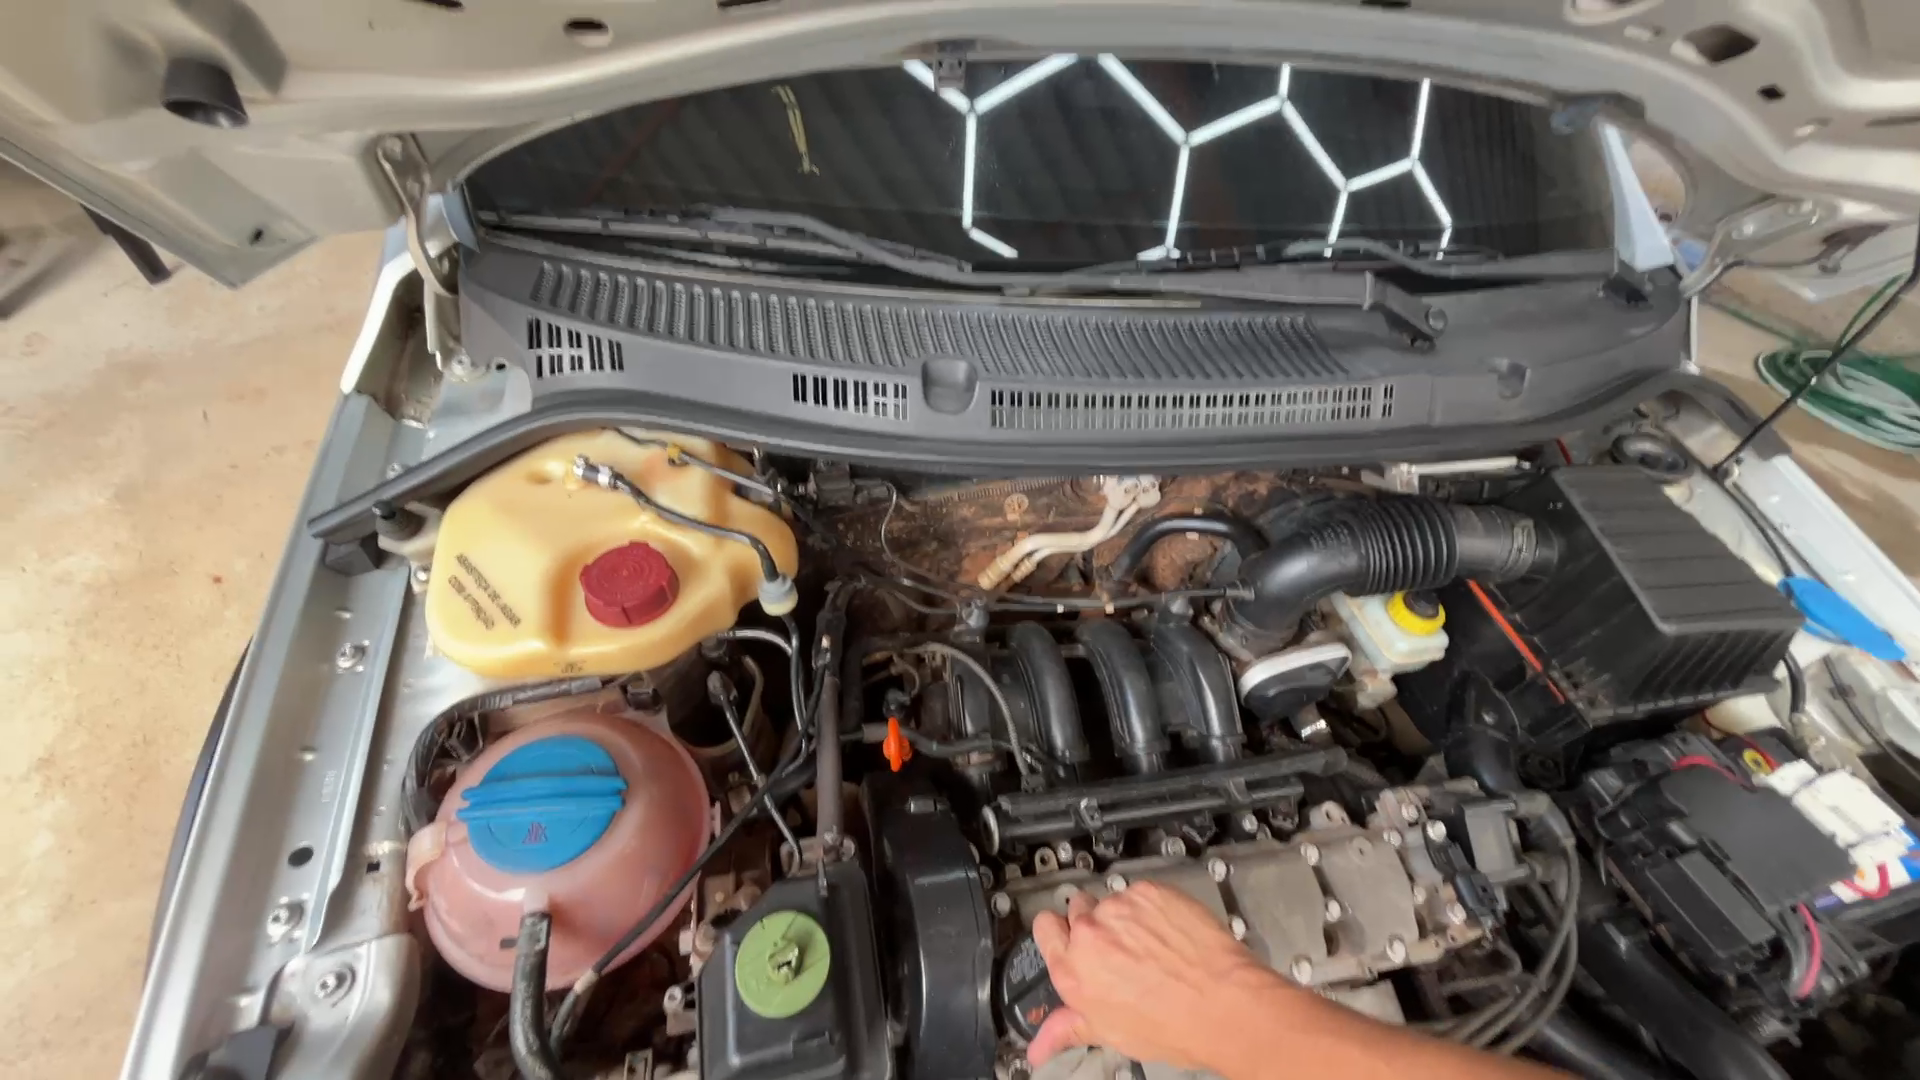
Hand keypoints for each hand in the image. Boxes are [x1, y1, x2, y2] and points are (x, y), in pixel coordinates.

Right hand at [1027, 881, 1292, 1070]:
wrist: (1223, 1003)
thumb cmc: (1173, 1024)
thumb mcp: (1112, 1033)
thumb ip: (1068, 1029)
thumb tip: (1039, 1046)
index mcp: (1073, 969)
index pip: (1044, 927)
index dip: (1060, 932)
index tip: (1073, 938)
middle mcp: (1089, 933)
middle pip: (1076, 908)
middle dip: (1092, 923)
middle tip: (1119, 947)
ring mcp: (1118, 908)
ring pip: (1111, 900)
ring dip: (1124, 916)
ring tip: (1151, 944)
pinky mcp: (1147, 892)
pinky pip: (1140, 893)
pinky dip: (1152, 907)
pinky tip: (1168, 931)